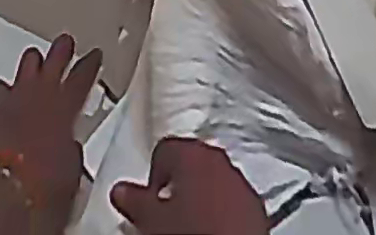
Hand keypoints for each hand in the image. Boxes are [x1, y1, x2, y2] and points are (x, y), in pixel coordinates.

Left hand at [0, 33, 101, 230]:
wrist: (6, 192)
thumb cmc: (42, 185)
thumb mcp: (72, 170)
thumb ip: (73, 149)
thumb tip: (70, 152)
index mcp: (67, 104)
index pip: (84, 74)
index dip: (91, 62)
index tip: (94, 54)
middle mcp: (43, 93)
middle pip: (55, 57)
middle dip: (62, 48)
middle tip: (65, 43)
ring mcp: (17, 98)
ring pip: (27, 63)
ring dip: (33, 62)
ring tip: (36, 59)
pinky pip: (0, 89)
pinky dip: (5, 90)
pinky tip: (6, 92)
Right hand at [109, 138, 268, 234]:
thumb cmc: (192, 231)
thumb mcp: (152, 218)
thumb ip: (134, 198)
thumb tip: (121, 190)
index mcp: (190, 153)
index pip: (163, 149)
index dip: (153, 173)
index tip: (148, 196)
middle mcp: (217, 159)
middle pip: (190, 160)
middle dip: (177, 182)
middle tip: (165, 209)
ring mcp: (239, 181)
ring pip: (213, 179)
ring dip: (200, 195)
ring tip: (188, 221)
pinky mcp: (254, 206)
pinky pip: (232, 199)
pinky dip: (221, 208)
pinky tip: (211, 227)